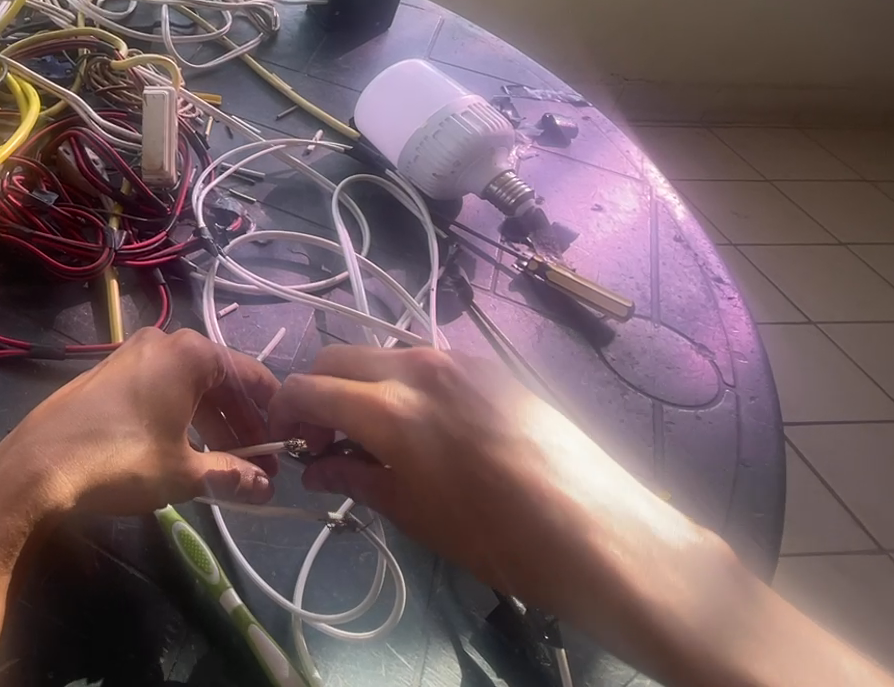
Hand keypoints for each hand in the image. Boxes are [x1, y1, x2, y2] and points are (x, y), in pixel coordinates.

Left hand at [0, 327, 280, 517]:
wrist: (41, 463)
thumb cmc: (123, 459)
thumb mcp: (185, 472)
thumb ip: (232, 475)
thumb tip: (265, 486)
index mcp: (188, 353)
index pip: (249, 375)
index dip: (271, 411)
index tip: (287, 442)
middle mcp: (160, 342)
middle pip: (217, 379)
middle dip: (240, 422)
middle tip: (259, 465)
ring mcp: (129, 355)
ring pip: (186, 386)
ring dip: (210, 423)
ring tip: (224, 466)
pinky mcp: (106, 375)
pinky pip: (158, 389)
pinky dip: (178, 416)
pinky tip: (182, 451)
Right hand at [268, 345, 719, 624]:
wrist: (610, 536)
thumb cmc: (502, 539)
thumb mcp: (416, 515)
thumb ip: (354, 478)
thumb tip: (316, 467)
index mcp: (388, 407)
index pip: (307, 387)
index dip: (283, 408)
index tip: (283, 435)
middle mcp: (415, 366)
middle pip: (336, 357)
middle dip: (316, 391)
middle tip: (323, 438)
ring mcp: (455, 360)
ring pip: (379, 354)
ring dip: (358, 384)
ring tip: (373, 432)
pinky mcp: (488, 366)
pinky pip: (422, 361)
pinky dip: (400, 382)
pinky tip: (423, 425)